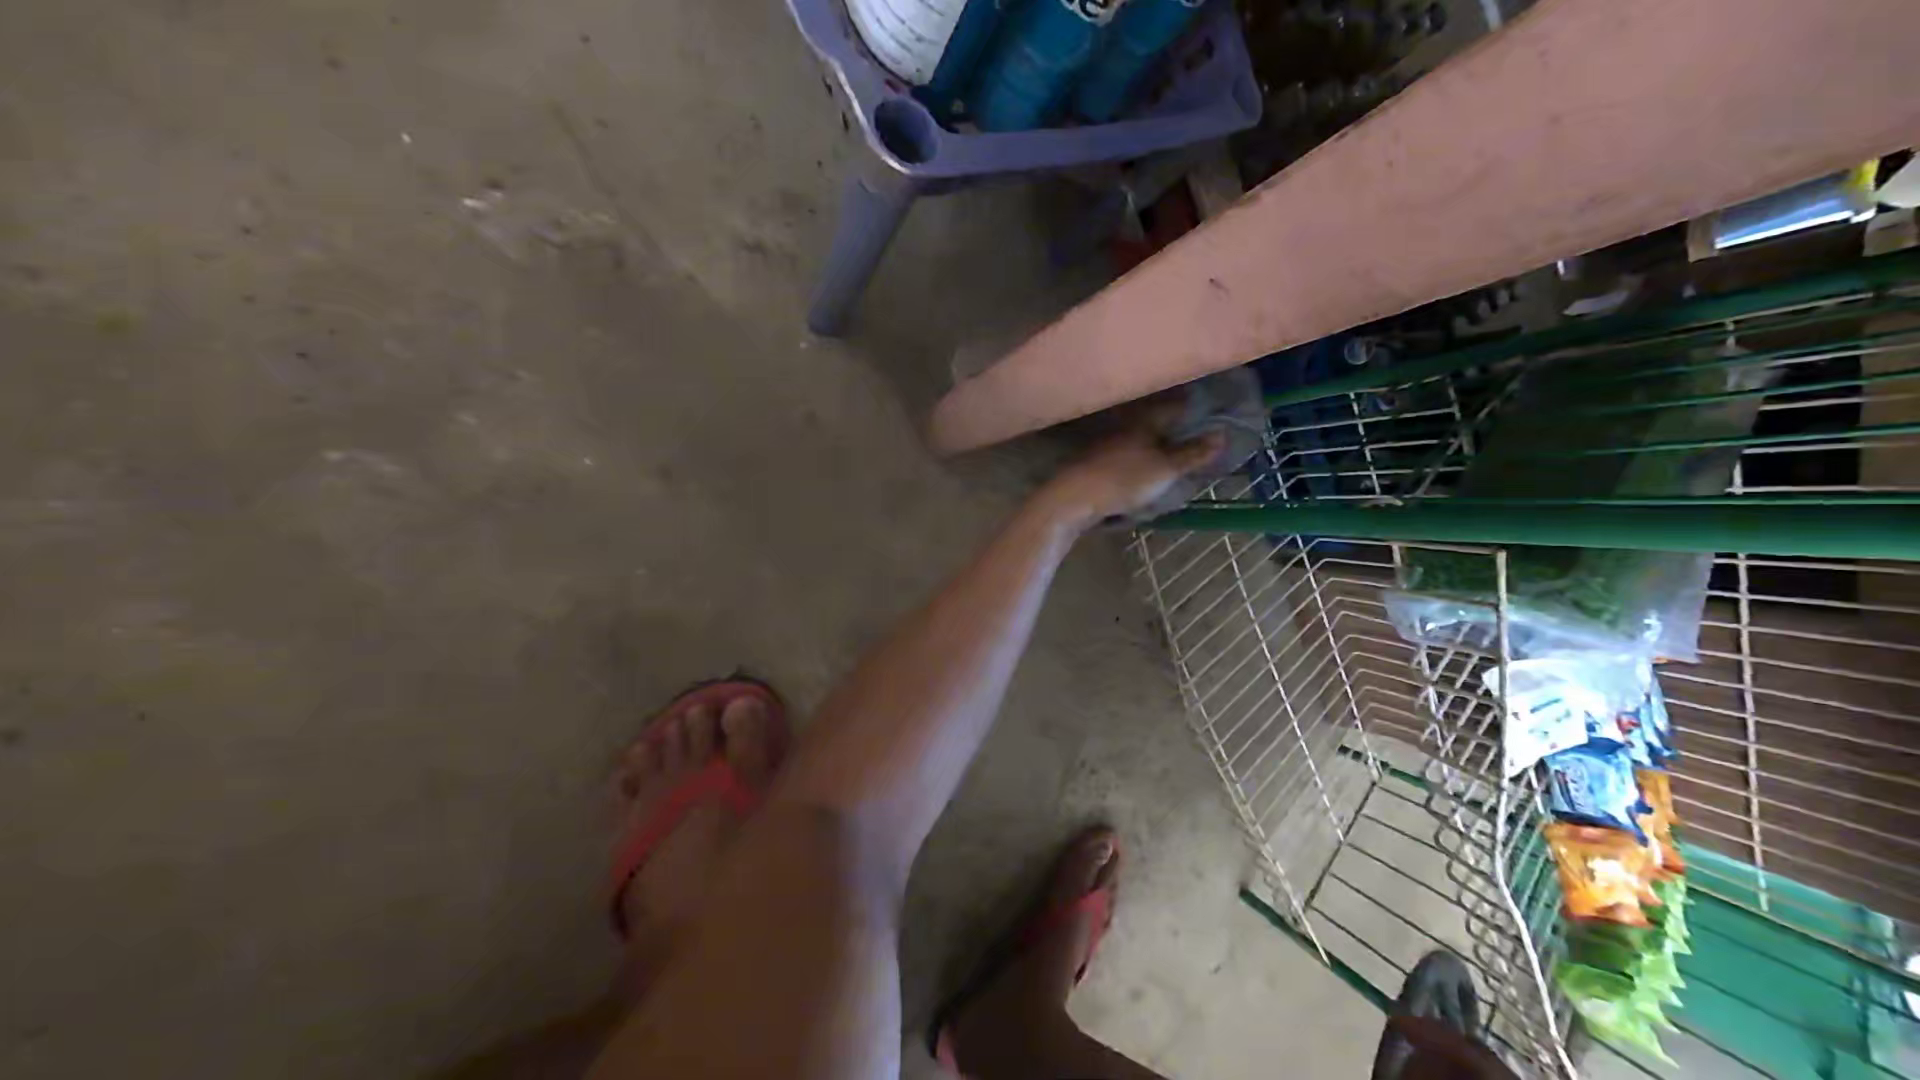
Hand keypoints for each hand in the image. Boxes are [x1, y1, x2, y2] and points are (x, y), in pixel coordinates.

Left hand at [1041, 416, 1226, 530]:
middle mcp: (1126, 422)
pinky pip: (1127, 446)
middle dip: (1176, 418)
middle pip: (1157, 415)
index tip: (1214, 405)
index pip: (1176, 403)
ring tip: (1176, 441)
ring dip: (1157, 434)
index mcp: (1145, 418)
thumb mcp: (1165, 469)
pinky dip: (1140, 448)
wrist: (1074, 497)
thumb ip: (1192, 453)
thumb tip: (1222, 434)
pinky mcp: (1097, 456)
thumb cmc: (1124, 479)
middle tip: (1198, 423)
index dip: (1195, 404)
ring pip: (1140, 430)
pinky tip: (1145, 458)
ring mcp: (1108, 438)